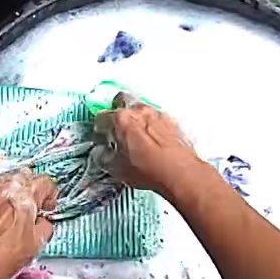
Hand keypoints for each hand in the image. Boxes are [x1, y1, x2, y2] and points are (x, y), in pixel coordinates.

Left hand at [0, 171, 56, 278]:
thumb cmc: (8, 254)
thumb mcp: (37, 242)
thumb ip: (45, 224)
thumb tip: (42, 220)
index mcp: (24, 195)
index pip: (45, 181)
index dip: (51, 195)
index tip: (48, 209)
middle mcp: (5, 187)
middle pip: (26, 177)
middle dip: (33, 190)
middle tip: (34, 208)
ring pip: (8, 181)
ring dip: (17, 192)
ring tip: (18, 211)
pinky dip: (2, 198)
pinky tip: (3, 215)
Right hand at [92, 93, 206, 195]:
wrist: (179, 174)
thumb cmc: (151, 169)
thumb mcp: (117, 169)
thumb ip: (105, 157)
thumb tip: (103, 155)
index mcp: (121, 118)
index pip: (102, 116)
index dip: (100, 127)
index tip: (101, 135)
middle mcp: (140, 111)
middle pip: (124, 105)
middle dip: (119, 115)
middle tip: (117, 130)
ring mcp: (158, 116)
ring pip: (143, 111)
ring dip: (138, 120)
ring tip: (136, 138)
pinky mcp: (173, 124)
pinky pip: (159, 120)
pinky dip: (154, 128)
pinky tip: (153, 142)